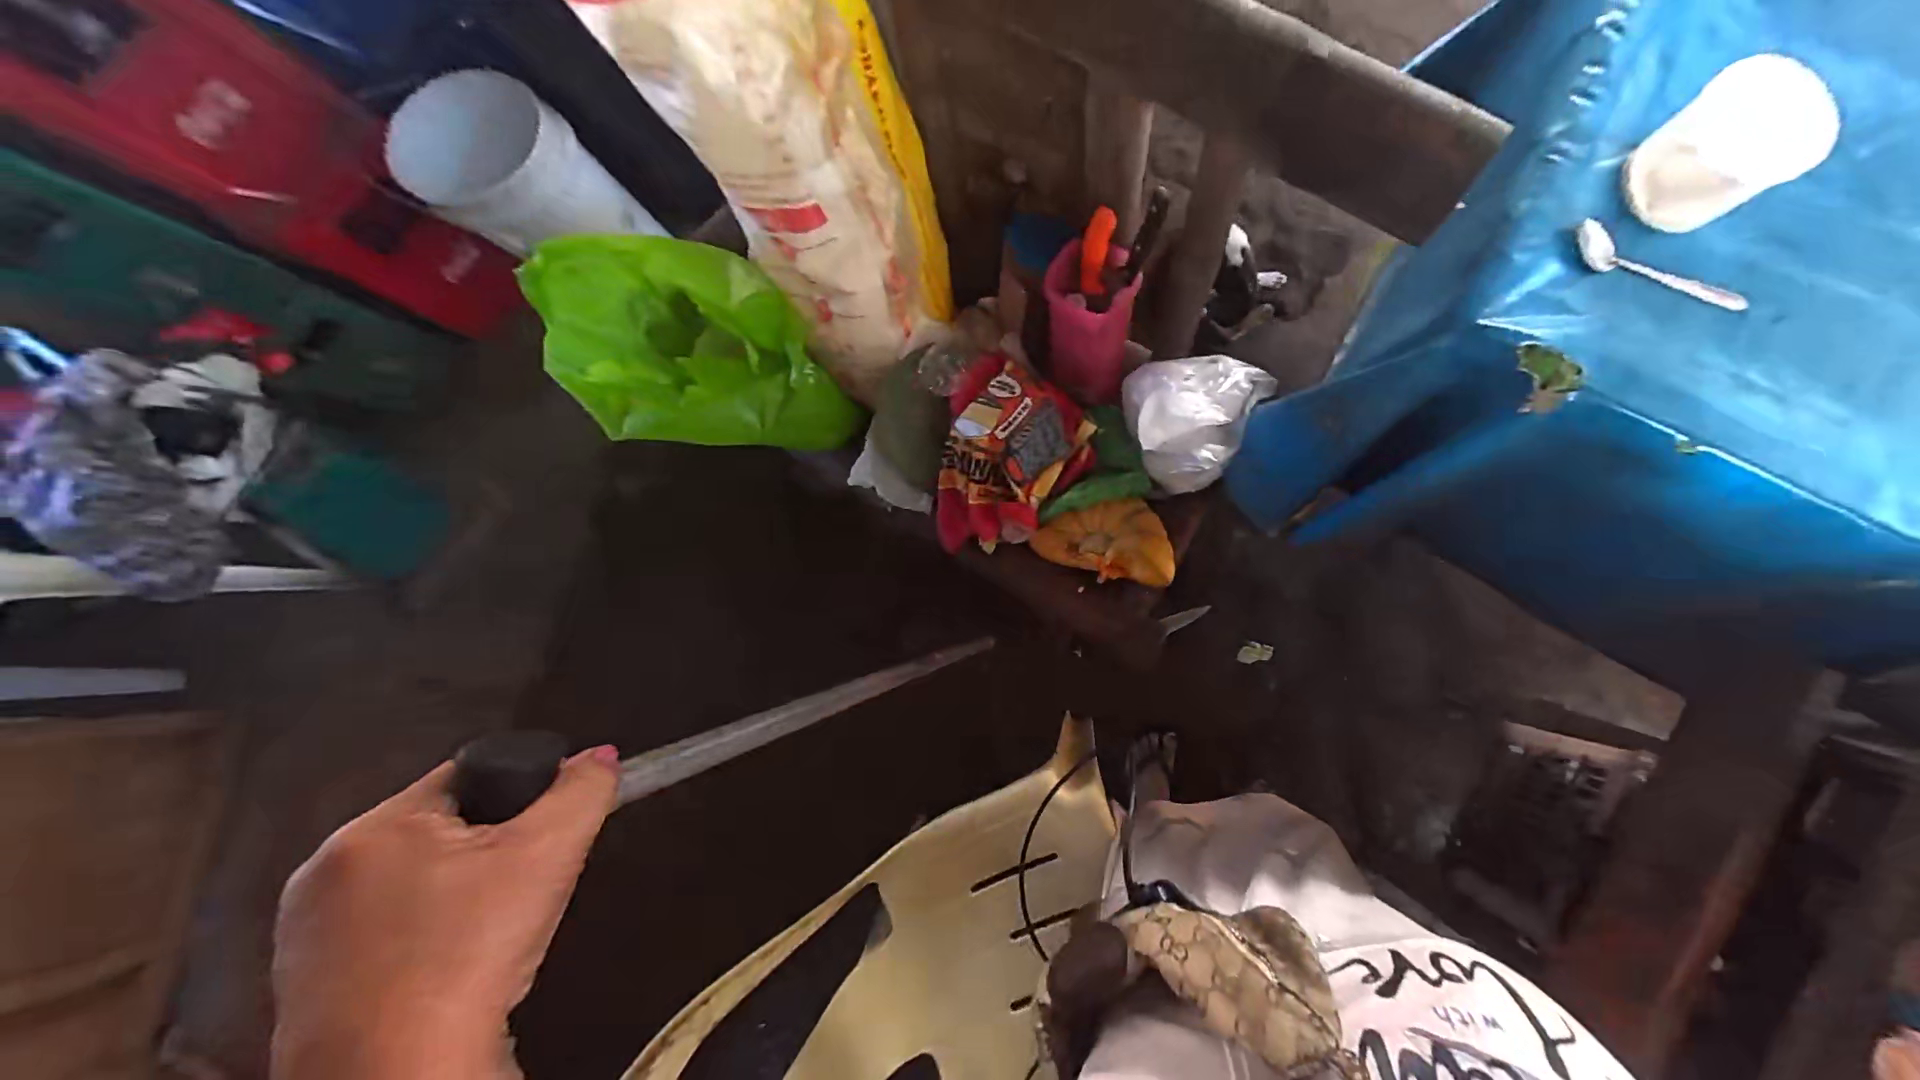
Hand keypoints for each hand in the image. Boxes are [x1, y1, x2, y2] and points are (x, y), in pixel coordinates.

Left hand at [272, 745, 618, 1079]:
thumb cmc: (470, 952)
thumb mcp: (550, 853)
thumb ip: (582, 791)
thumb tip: (601, 755)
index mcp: (371, 829)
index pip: (469, 773)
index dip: (522, 792)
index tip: (547, 833)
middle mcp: (323, 872)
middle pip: (446, 826)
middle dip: (495, 846)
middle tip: (527, 882)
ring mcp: (306, 935)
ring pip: (420, 878)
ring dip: (465, 888)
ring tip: (497, 927)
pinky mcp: (306, 987)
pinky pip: (392, 928)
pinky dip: (431, 932)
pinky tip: (456, 962)